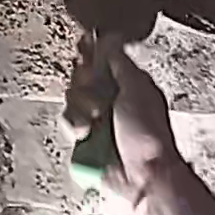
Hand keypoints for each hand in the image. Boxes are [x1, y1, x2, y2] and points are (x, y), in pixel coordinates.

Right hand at [64, 39, 180, 203]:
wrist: (143, 176)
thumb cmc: (148, 134)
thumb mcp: (137, 88)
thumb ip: (120, 62)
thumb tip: (110, 38)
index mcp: (125, 83)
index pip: (100, 58)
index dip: (89, 51)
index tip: (83, 46)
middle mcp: (109, 98)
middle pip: (81, 75)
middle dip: (86, 84)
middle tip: (98, 95)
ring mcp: (95, 118)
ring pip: (71, 97)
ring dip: (83, 107)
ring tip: (97, 119)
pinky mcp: (83, 138)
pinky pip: (66, 121)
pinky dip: (75, 125)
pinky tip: (87, 132)